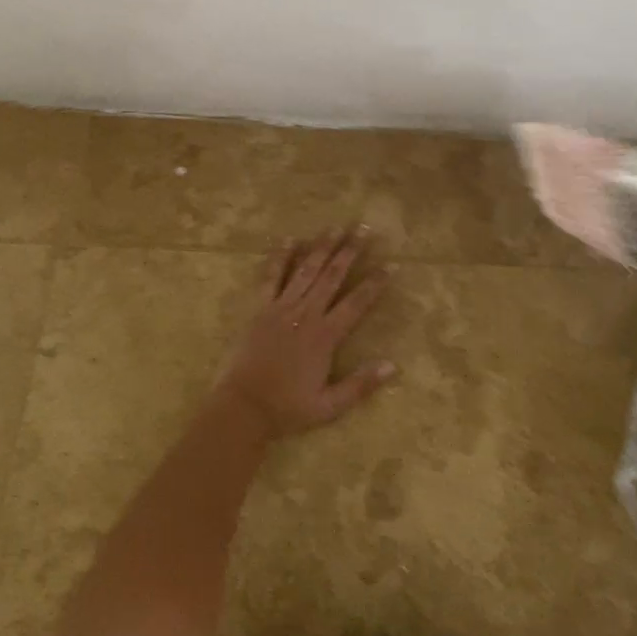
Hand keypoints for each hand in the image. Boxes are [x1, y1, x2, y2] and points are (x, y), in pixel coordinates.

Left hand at [215, 228, 396, 439]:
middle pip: (332, 276)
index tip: (391, 266)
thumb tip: (393, 366)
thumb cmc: (287, 409)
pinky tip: (289, 239)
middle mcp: (306, 314)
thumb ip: (361, 385)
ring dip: (322, 246)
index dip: (375, 284)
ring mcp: (281, 308)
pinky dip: (280, 256)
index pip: (356, 303)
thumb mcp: (330, 406)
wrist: (242, 407)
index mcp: (325, 336)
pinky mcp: (259, 309)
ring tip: (335, 226)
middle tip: (364, 229)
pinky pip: (271, 277)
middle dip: (350, 251)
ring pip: (306, 270)